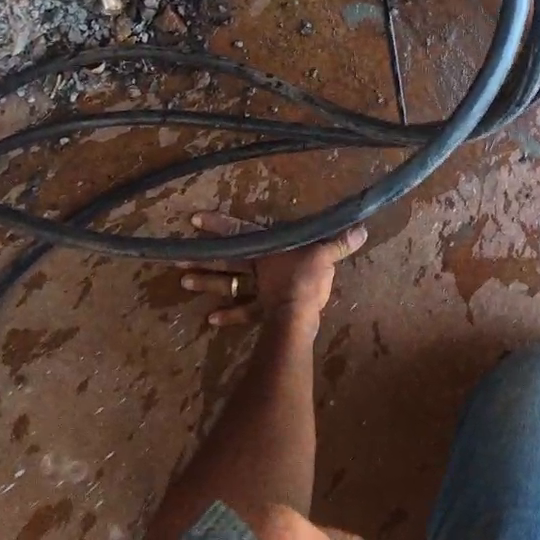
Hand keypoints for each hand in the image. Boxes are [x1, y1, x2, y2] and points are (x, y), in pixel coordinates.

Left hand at [179, 212, 367, 329]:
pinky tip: (210, 319)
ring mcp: (256, 290)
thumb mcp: (326, 254)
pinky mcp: (260, 311)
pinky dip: (228, 315)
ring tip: (184, 282)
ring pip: (226, 283)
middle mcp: (256, 267)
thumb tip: (363, 228)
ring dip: (206, 282)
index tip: (194, 220)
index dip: (218, 224)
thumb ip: (340, 242)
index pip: (239, 231)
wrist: (299, 314)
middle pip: (226, 259)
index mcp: (267, 248)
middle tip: (176, 255)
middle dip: (202, 255)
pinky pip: (242, 311)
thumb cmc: (307, 278)